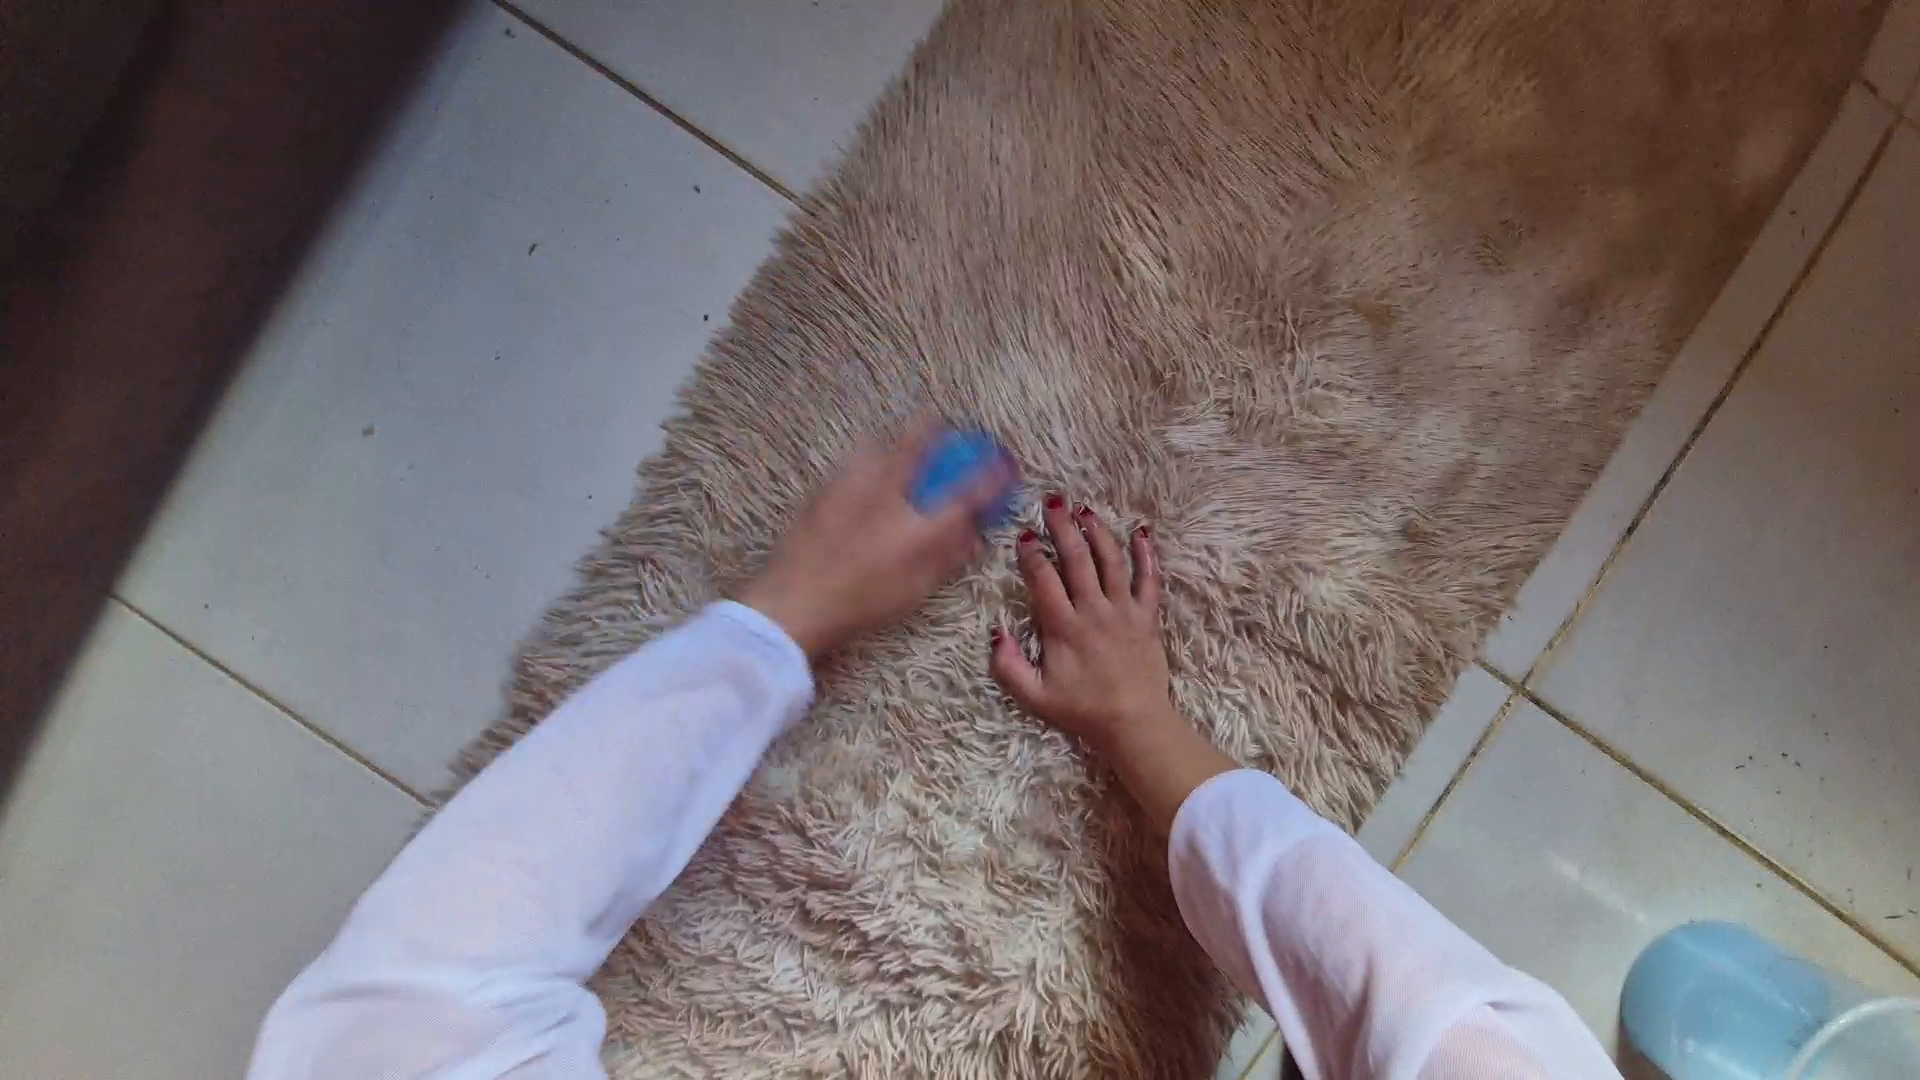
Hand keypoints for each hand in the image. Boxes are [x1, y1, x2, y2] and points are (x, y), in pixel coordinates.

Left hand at [738, 421, 1013, 660]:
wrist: (794, 604)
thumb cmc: (859, 604)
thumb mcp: (915, 588)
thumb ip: (948, 556)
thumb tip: (973, 534)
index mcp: (918, 527)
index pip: (969, 490)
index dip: (993, 473)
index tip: (1004, 464)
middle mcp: (888, 495)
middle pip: (919, 439)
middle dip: (940, 429)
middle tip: (947, 429)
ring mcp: (851, 485)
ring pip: (882, 442)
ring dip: (901, 440)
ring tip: (908, 445)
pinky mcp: (823, 489)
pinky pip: (855, 460)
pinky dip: (871, 459)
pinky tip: (869, 476)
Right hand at [990, 497, 1235, 831]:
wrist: (1134, 724)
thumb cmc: (1081, 710)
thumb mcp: (1034, 696)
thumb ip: (1008, 666)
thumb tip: (995, 632)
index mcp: (1065, 628)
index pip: (1044, 580)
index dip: (1032, 554)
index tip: (1023, 535)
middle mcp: (1095, 611)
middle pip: (1077, 559)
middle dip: (1062, 528)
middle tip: (1052, 503)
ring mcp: (1125, 611)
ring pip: (1112, 561)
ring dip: (1098, 532)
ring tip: (1085, 511)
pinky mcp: (1148, 617)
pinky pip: (1150, 580)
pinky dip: (1146, 555)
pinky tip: (1141, 533)